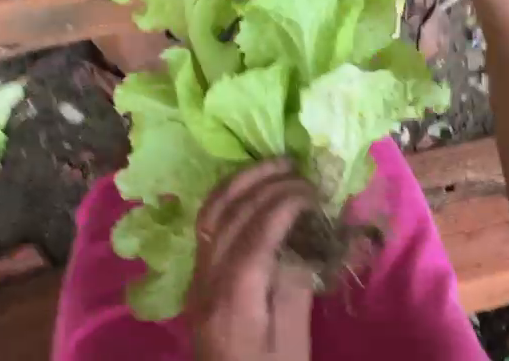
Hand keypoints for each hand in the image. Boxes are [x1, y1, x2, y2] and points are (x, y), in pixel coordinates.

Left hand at [186, 161, 314, 360]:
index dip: (284, 203)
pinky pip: (206, 225)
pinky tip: (250, 188)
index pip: (255, 234)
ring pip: (210, 213)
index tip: (313, 191)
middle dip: (266, 183)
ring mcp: (195, 281)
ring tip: (274, 165)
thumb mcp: (293, 344)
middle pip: (228, 215)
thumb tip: (304, 236)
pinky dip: (228, 197)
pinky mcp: (196, 282)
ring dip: (241, 181)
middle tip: (298, 169)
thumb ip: (295, 286)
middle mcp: (205, 284)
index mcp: (232, 302)